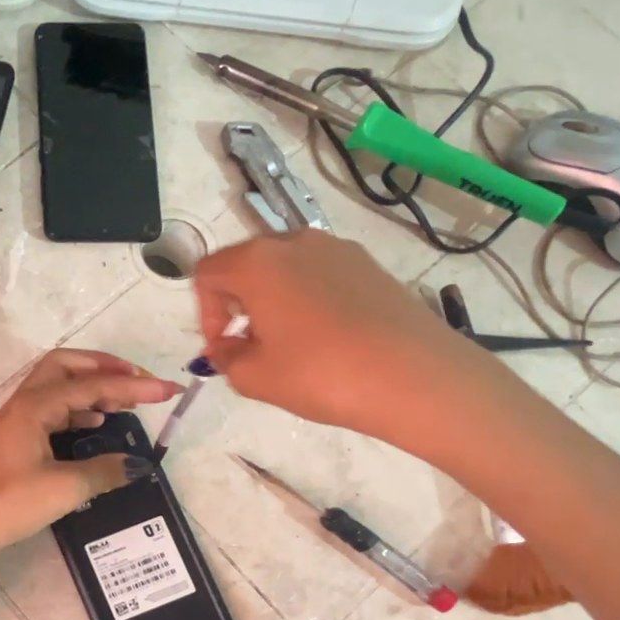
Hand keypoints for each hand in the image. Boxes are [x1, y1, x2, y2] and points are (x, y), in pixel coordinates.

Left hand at [0, 350, 181, 579]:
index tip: (168, 390)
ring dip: (91, 387)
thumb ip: (104, 471)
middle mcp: (25, 404)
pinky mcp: (16, 440)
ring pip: (58, 387)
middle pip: (67, 366)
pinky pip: (52, 410)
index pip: (92, 384)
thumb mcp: (64, 489)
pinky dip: (78, 409)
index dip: (133, 387)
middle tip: (138, 383)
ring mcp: (18, 421)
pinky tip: (94, 424)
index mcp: (35, 406)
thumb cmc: (8, 504)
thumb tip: (136, 465)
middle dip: (105, 368)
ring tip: (124, 403)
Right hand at [194, 231, 502, 441]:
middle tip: (250, 346)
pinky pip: (318, 275)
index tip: (222, 347)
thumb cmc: (321, 375)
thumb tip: (225, 345)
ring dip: (272, 300)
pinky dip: (307, 299)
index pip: (207, 273)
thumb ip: (224, 356)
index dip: (204, 313)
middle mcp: (294, 242)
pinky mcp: (369, 265)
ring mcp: (337, 249)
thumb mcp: (253, 377)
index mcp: (257, 262)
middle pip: (245, 264)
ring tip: (289, 345)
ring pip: (284, 269)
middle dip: (237, 303)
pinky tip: (323, 339)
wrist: (415, 377)